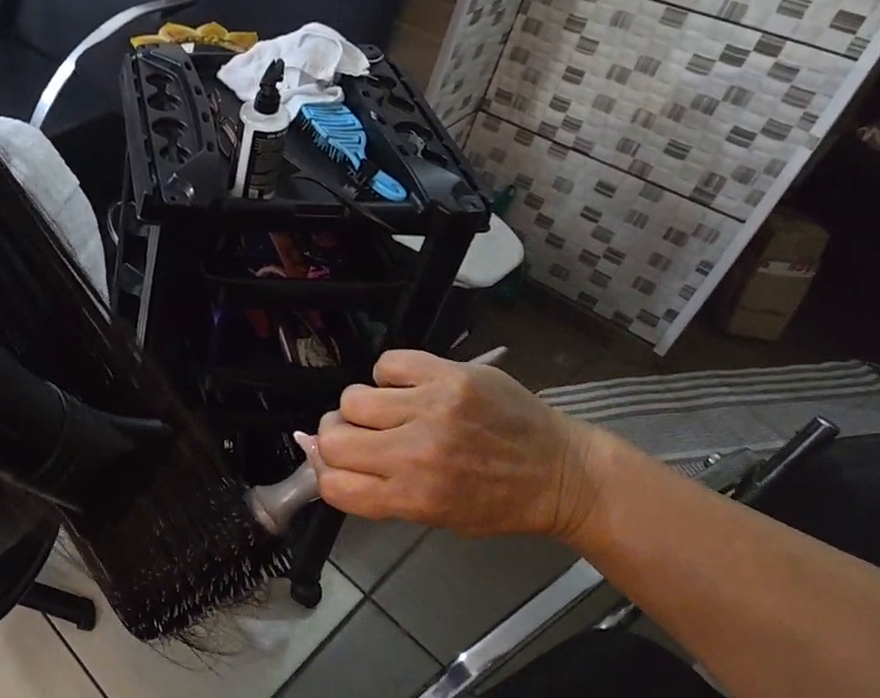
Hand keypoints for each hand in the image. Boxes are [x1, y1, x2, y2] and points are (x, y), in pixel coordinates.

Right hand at [306, 350, 607, 539]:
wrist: (566, 473)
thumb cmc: (499, 503)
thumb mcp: (435, 515)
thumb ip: (375, 488)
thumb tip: (312, 448)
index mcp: (415, 497)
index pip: (333, 484)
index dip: (329, 473)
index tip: (343, 466)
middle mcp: (417, 453)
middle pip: (332, 438)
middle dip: (340, 437)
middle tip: (366, 437)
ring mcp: (433, 408)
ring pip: (352, 398)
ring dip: (366, 407)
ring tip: (394, 412)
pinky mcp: (448, 374)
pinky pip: (387, 364)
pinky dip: (392, 376)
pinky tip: (413, 389)